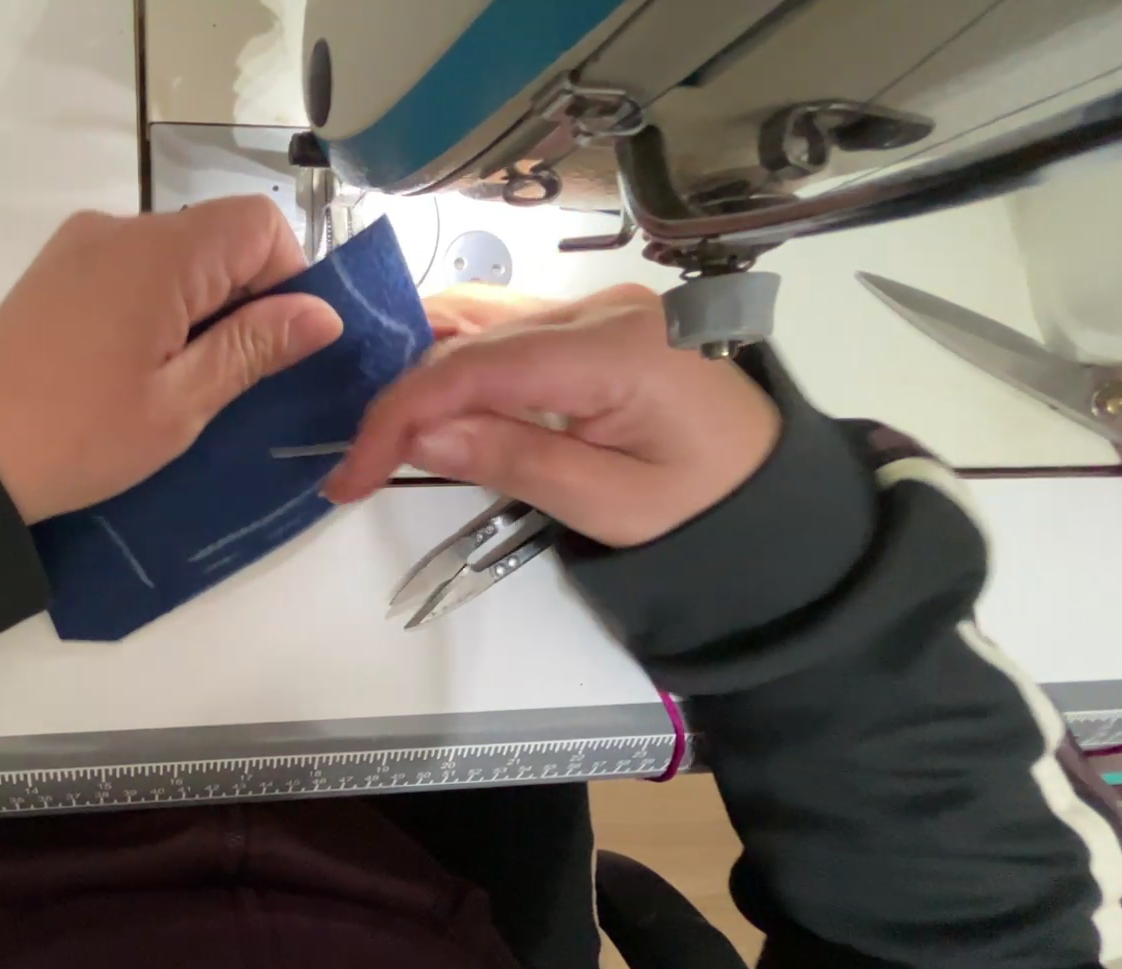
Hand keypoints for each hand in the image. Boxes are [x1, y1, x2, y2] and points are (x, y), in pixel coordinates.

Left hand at [0, 196, 343, 523]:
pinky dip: (158, 302)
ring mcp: (81, 243)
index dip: (287, 278)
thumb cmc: (81, 437)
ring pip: (178, 253)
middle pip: (218, 235)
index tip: (273, 346)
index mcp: (159, 253)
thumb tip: (325, 313)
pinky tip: (135, 360)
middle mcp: (119, 227)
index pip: (260, 223)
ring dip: (199, 305)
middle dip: (243, 297)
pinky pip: (134, 266)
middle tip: (223, 376)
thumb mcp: (180, 404)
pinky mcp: (58, 267)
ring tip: (174, 376)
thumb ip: (254, 348)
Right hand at [325, 284, 780, 547]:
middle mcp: (598, 309)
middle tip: (358, 464)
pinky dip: (446, 359)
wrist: (771, 488)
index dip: (397, 415)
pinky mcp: (583, 321)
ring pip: (472, 318)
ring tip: (379, 433)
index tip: (350, 475)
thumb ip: (514, 459)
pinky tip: (423, 400)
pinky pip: (496, 326)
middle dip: (397, 400)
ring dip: (413, 370)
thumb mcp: (608, 503)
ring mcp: (591, 307)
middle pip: (464, 337)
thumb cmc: (702, 507)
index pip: (474, 368)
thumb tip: (421, 433)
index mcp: (616, 350)